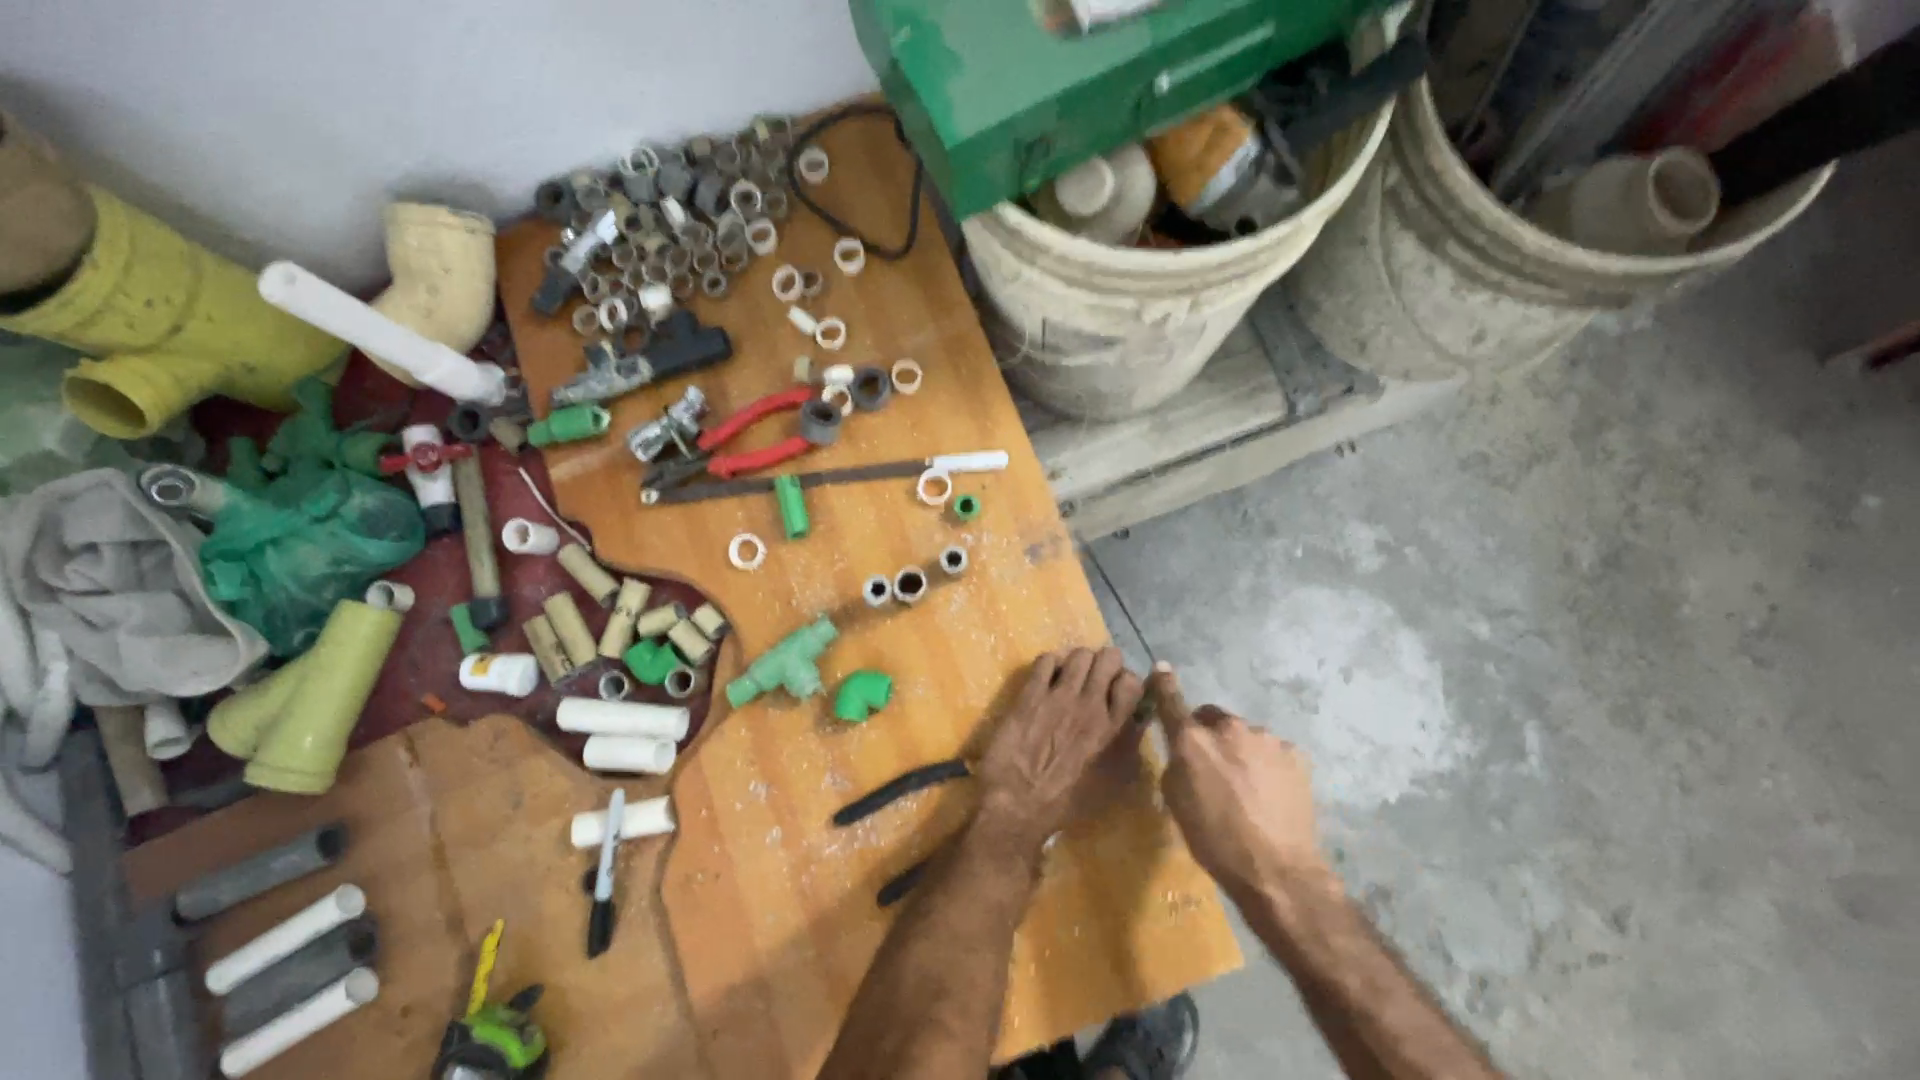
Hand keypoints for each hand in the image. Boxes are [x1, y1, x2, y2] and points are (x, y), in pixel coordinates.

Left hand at [972, 648, 1145, 858]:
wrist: (1019, 803)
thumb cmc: (1069, 802)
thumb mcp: (1115, 783)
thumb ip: (1129, 747)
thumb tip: (1137, 723)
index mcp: (1115, 727)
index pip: (1133, 682)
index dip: (1125, 680)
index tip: (1117, 689)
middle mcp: (1091, 705)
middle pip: (1108, 658)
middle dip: (1105, 662)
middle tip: (1094, 676)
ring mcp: (1060, 696)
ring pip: (1078, 655)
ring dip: (1078, 660)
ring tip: (1070, 674)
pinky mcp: (1030, 694)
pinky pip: (1046, 660)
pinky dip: (1050, 663)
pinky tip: (1046, 676)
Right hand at [1151, 665, 1329, 896]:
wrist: (1276, 869)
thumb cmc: (1214, 840)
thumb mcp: (1176, 802)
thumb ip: (1176, 763)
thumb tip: (1184, 747)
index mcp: (1192, 740)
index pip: (1171, 701)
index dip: (1163, 685)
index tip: (1161, 669)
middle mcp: (1229, 728)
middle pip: (1213, 718)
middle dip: (1209, 734)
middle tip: (1212, 768)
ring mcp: (1267, 739)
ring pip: (1244, 735)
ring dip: (1240, 751)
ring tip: (1247, 789)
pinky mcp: (1295, 755)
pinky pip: (1272, 752)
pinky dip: (1267, 765)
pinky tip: (1270, 794)